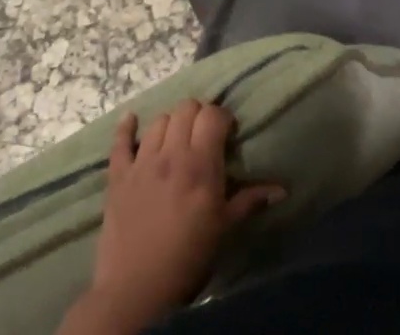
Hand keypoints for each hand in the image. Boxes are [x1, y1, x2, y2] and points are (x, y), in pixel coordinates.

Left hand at [81, 101, 284, 329]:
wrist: (136, 289)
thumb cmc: (189, 257)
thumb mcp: (225, 227)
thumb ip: (250, 201)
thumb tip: (282, 189)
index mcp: (200, 165)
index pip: (212, 115)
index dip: (223, 117)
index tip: (228, 133)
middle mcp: (170, 156)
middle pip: (185, 109)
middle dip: (199, 114)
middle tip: (205, 135)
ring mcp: (141, 165)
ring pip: (158, 120)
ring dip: (171, 123)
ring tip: (177, 139)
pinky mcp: (117, 179)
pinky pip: (119, 143)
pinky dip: (126, 128)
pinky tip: (131, 120)